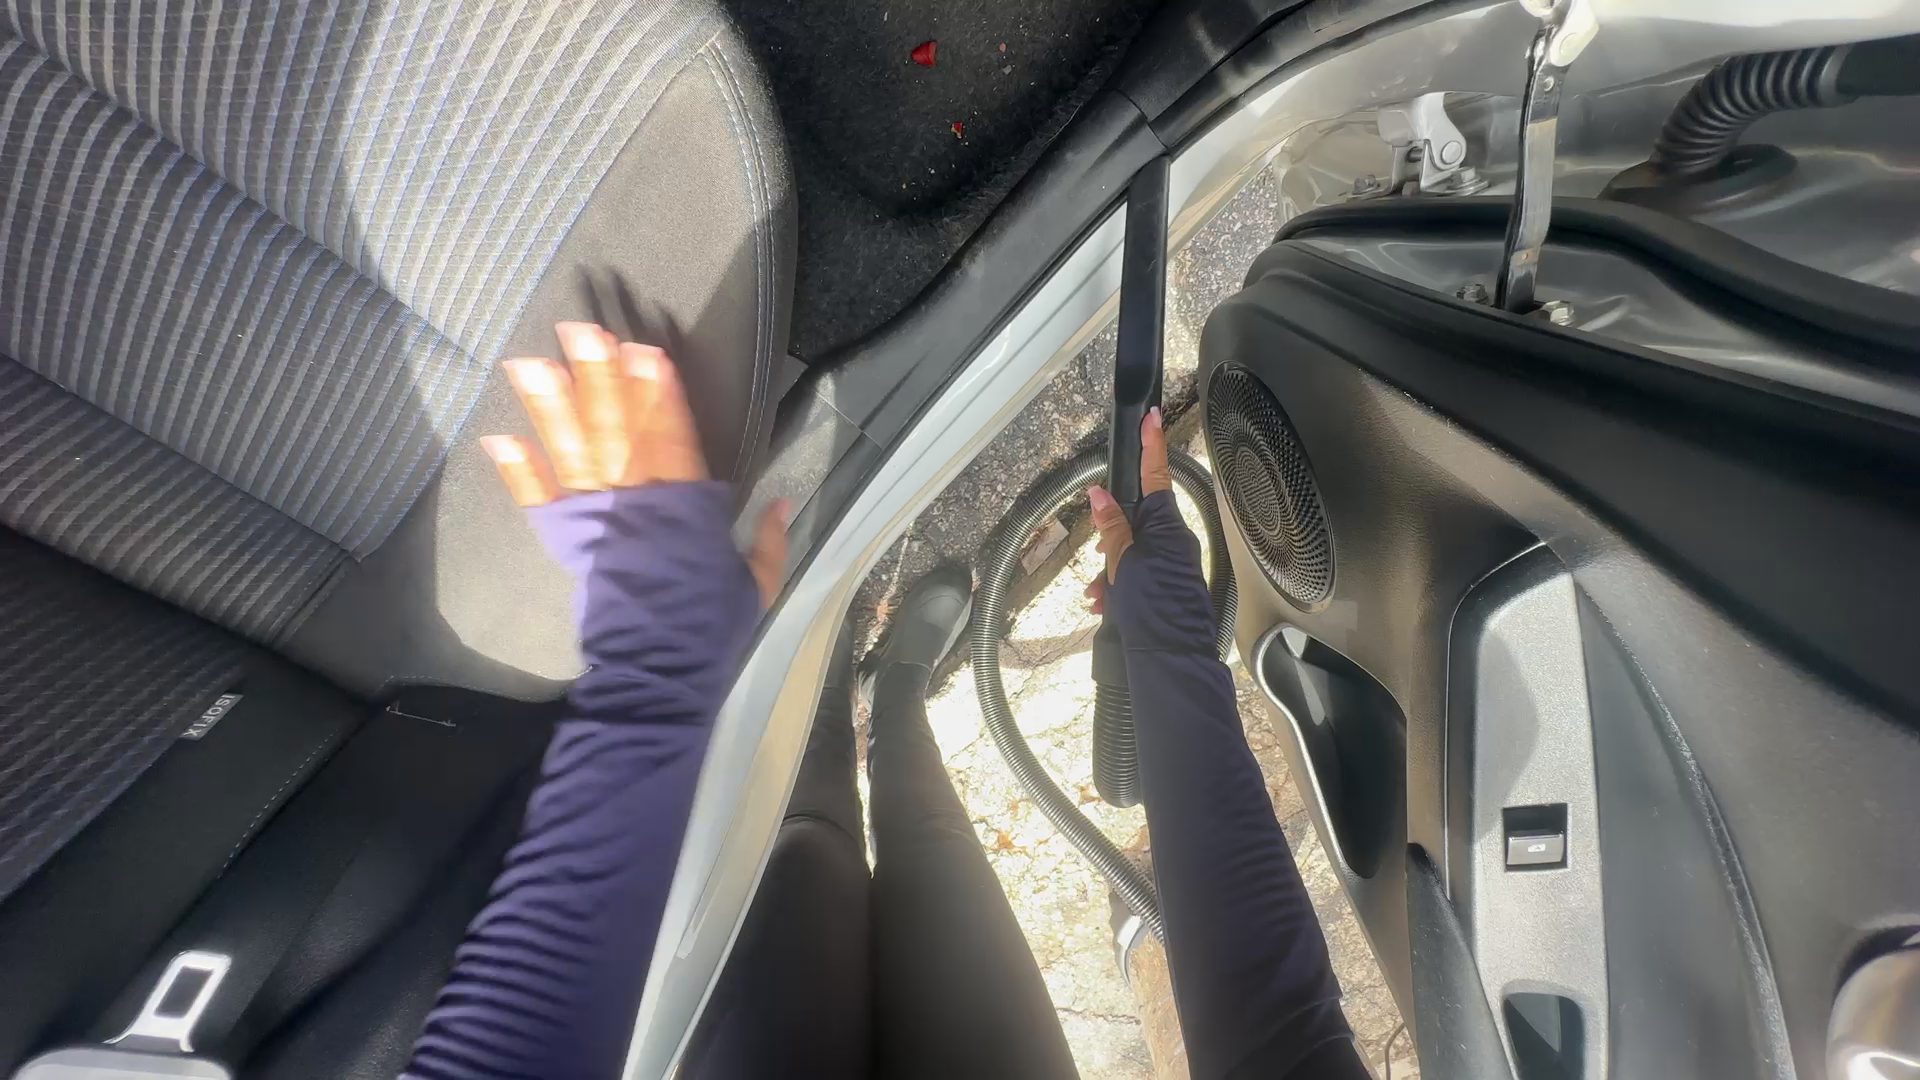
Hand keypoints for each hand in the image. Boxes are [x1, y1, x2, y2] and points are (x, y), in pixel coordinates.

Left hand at [479, 321, 787, 605]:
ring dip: (553, 406)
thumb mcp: (758, 585)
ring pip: (576, 453)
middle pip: (618, 430)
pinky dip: (519, 470)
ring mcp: (599, 521)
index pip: (674, 438)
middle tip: (582, 330)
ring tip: (531, 362)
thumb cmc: (712, 626)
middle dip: (600, 378)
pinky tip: (499, 436)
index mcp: (690, 509)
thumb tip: (785, 500)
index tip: (644, 351)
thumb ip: (770, 540)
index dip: (658, 393)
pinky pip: (540, 502)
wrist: (660, 670)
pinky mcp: (569, 544)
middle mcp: (640, 502)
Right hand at [1083, 406, 1169, 614]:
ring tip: (1100, 595)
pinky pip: (1139, 575)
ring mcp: (1174, 563)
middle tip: (1099, 561)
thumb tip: (1101, 496)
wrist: (1171, 656)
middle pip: (1135, 522)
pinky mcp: (1170, 584)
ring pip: (1132, 553)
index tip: (1150, 418)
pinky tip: (1107, 605)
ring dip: (1111, 571)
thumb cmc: (1151, 608)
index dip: (1152, 445)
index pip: (1156, 476)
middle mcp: (1174, 540)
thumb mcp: (1121, 562)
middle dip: (1110, 540)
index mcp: (1166, 526)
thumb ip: (1111, 528)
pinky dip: (1119, 588)